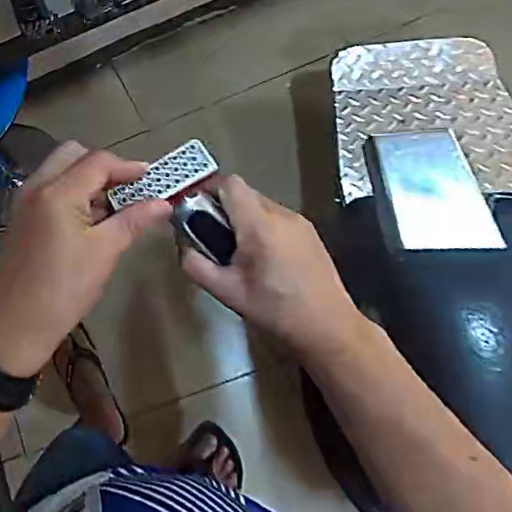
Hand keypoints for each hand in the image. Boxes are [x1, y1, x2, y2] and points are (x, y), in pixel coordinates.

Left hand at [0, 143, 171, 376]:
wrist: (17, 326)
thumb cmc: (64, 290)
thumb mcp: (105, 252)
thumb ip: (133, 220)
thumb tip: (162, 203)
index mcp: (56, 192)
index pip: (97, 161)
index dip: (127, 166)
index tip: (151, 178)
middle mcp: (36, 186)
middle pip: (74, 154)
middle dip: (104, 166)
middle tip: (129, 188)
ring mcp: (24, 199)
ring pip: (60, 167)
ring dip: (87, 176)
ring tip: (113, 204)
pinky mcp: (21, 213)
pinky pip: (49, 185)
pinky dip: (71, 188)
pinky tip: (90, 216)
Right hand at [178, 176, 371, 360]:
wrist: (329, 328)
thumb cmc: (276, 310)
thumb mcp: (227, 292)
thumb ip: (196, 265)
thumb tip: (182, 245)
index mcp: (259, 225)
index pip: (229, 183)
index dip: (208, 189)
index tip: (198, 209)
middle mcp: (281, 214)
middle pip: (243, 192)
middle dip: (224, 207)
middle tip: (215, 236)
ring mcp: (299, 221)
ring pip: (260, 204)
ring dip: (244, 217)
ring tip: (241, 252)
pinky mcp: (309, 231)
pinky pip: (277, 216)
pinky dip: (263, 226)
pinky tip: (265, 257)